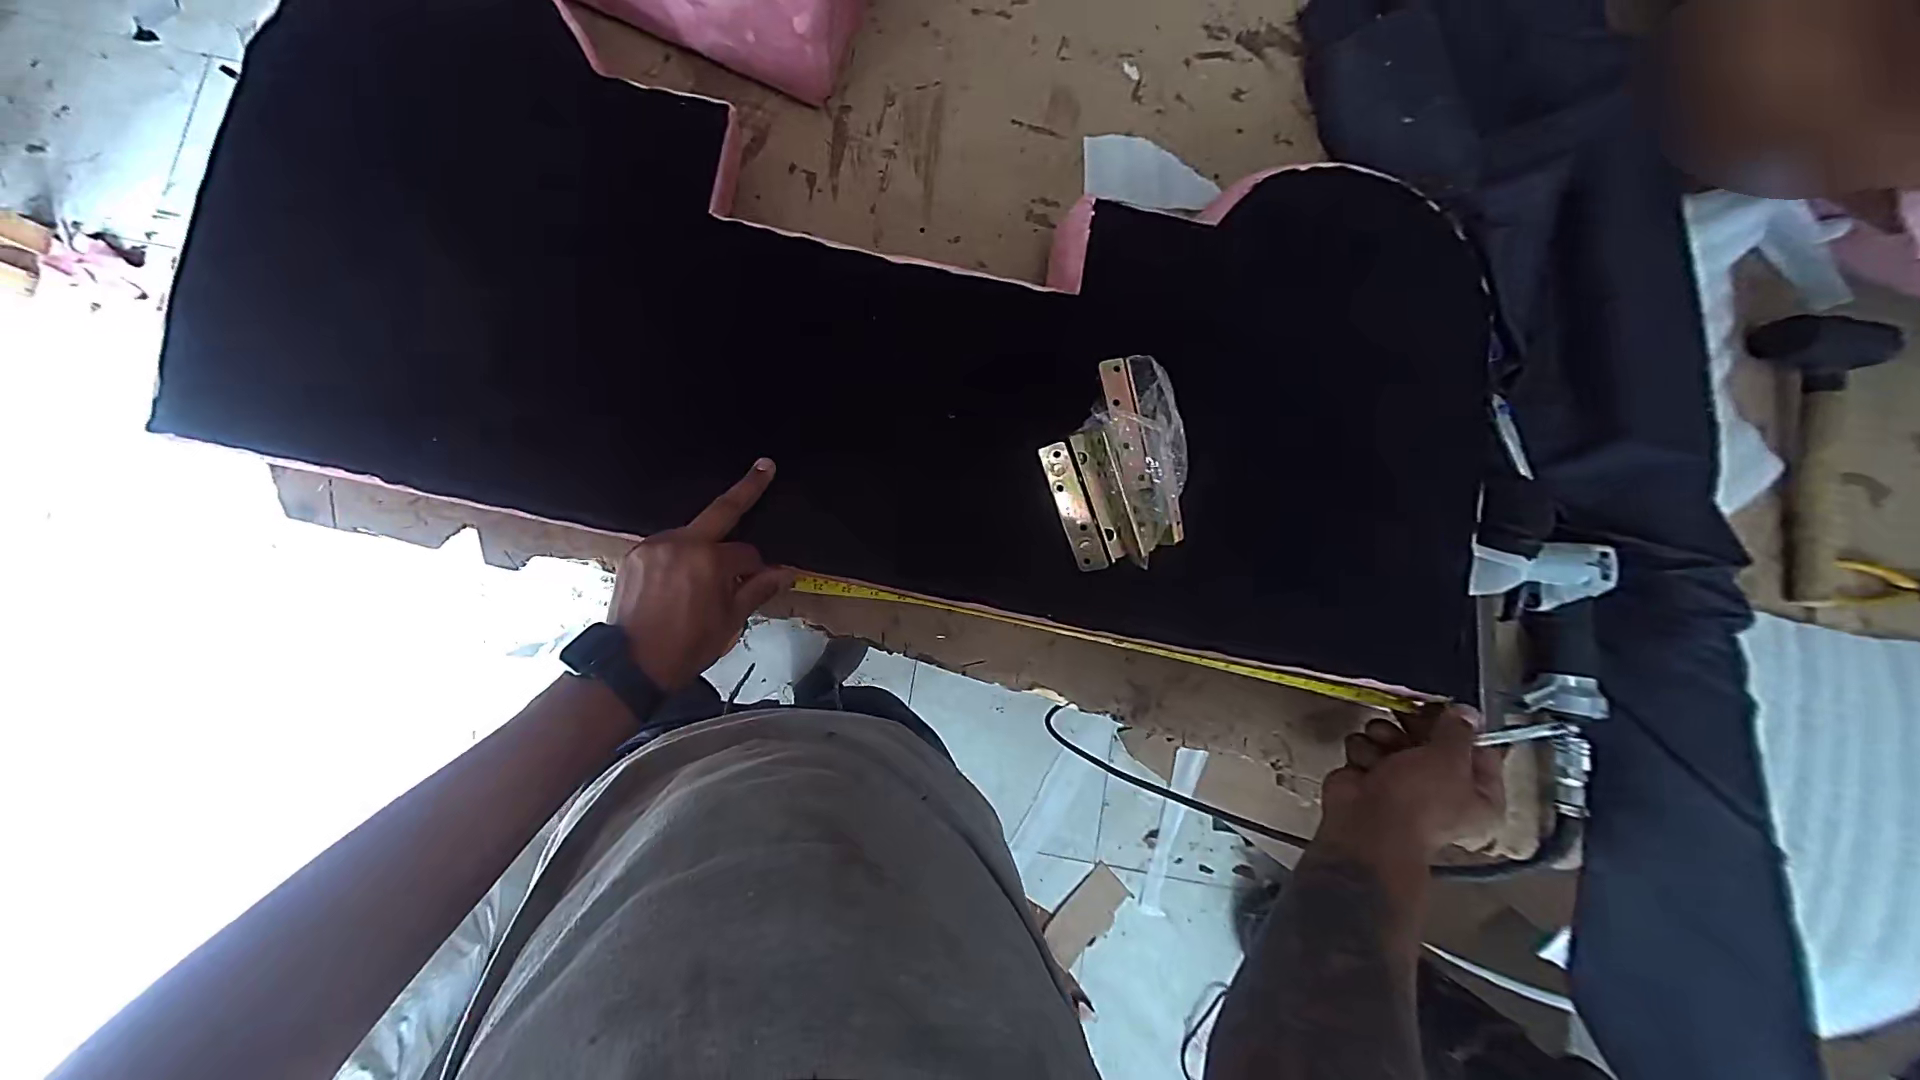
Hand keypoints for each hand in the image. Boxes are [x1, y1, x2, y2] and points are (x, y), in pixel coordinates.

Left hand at [607, 458, 794, 689]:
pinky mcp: (635, 555)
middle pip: (720, 512)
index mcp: (708, 561)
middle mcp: (679, 545)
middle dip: (746, 488)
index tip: (758, 581)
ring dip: (704, 547)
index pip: (747, 553)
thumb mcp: (730, 620)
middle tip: (763, 467)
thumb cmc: (683, 647)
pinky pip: (668, 546)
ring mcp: (653, 547)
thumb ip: (758, 588)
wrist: (630, 667)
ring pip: (692, 535)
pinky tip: (680, 580)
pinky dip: (680, 556)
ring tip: (702, 579)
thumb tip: (786, 572)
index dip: (756, 569)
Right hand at [1317, 704, 1504, 860]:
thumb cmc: (1419, 797)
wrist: (1368, 825)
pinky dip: (1363, 751)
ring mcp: (1401, 779)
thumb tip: (1468, 711)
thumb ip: (1458, 731)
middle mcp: (1442, 786)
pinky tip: (1363, 762)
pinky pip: (1366, 747)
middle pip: (1430, 739)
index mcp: (1478, 792)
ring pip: (1393, 737)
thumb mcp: (1449, 760)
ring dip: (1384, 735)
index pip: (1477, 748)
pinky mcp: (1367, 774)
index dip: (1461, 725)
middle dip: (1415, 726)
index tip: (1445, 704)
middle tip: (1405, 712)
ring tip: (1380, 742)